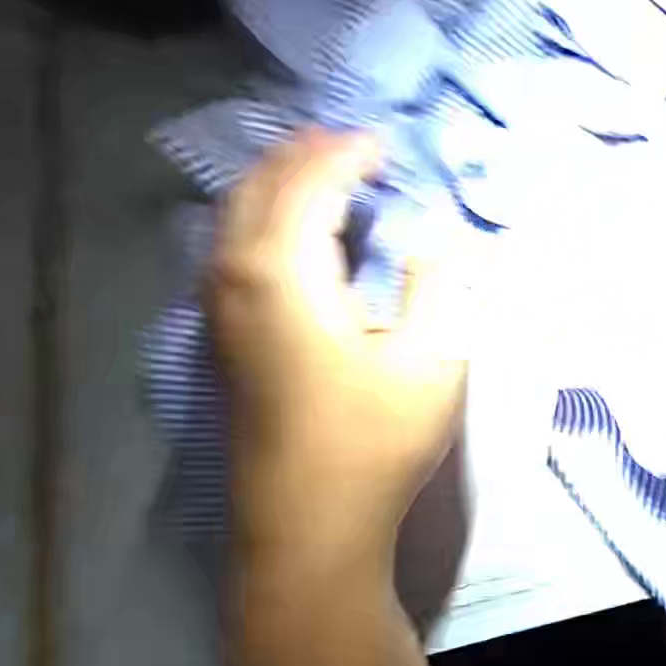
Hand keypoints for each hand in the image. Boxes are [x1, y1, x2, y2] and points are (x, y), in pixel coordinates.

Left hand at [209, 129, 465, 559]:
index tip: (385, 143)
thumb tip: (443, 247)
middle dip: (304, 158)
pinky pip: (239, 254)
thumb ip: (440, 291)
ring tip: (331, 185)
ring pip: (239, 221)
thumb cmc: (374, 440)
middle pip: (258, 190)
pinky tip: (302, 247)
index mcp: (282, 272)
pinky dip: (271, 227)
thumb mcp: (431, 363)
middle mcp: (235, 279)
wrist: (311, 522)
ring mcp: (222, 314)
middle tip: (355, 151)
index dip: (346, 155)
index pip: (309, 184)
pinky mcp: (230, 345)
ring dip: (282, 190)